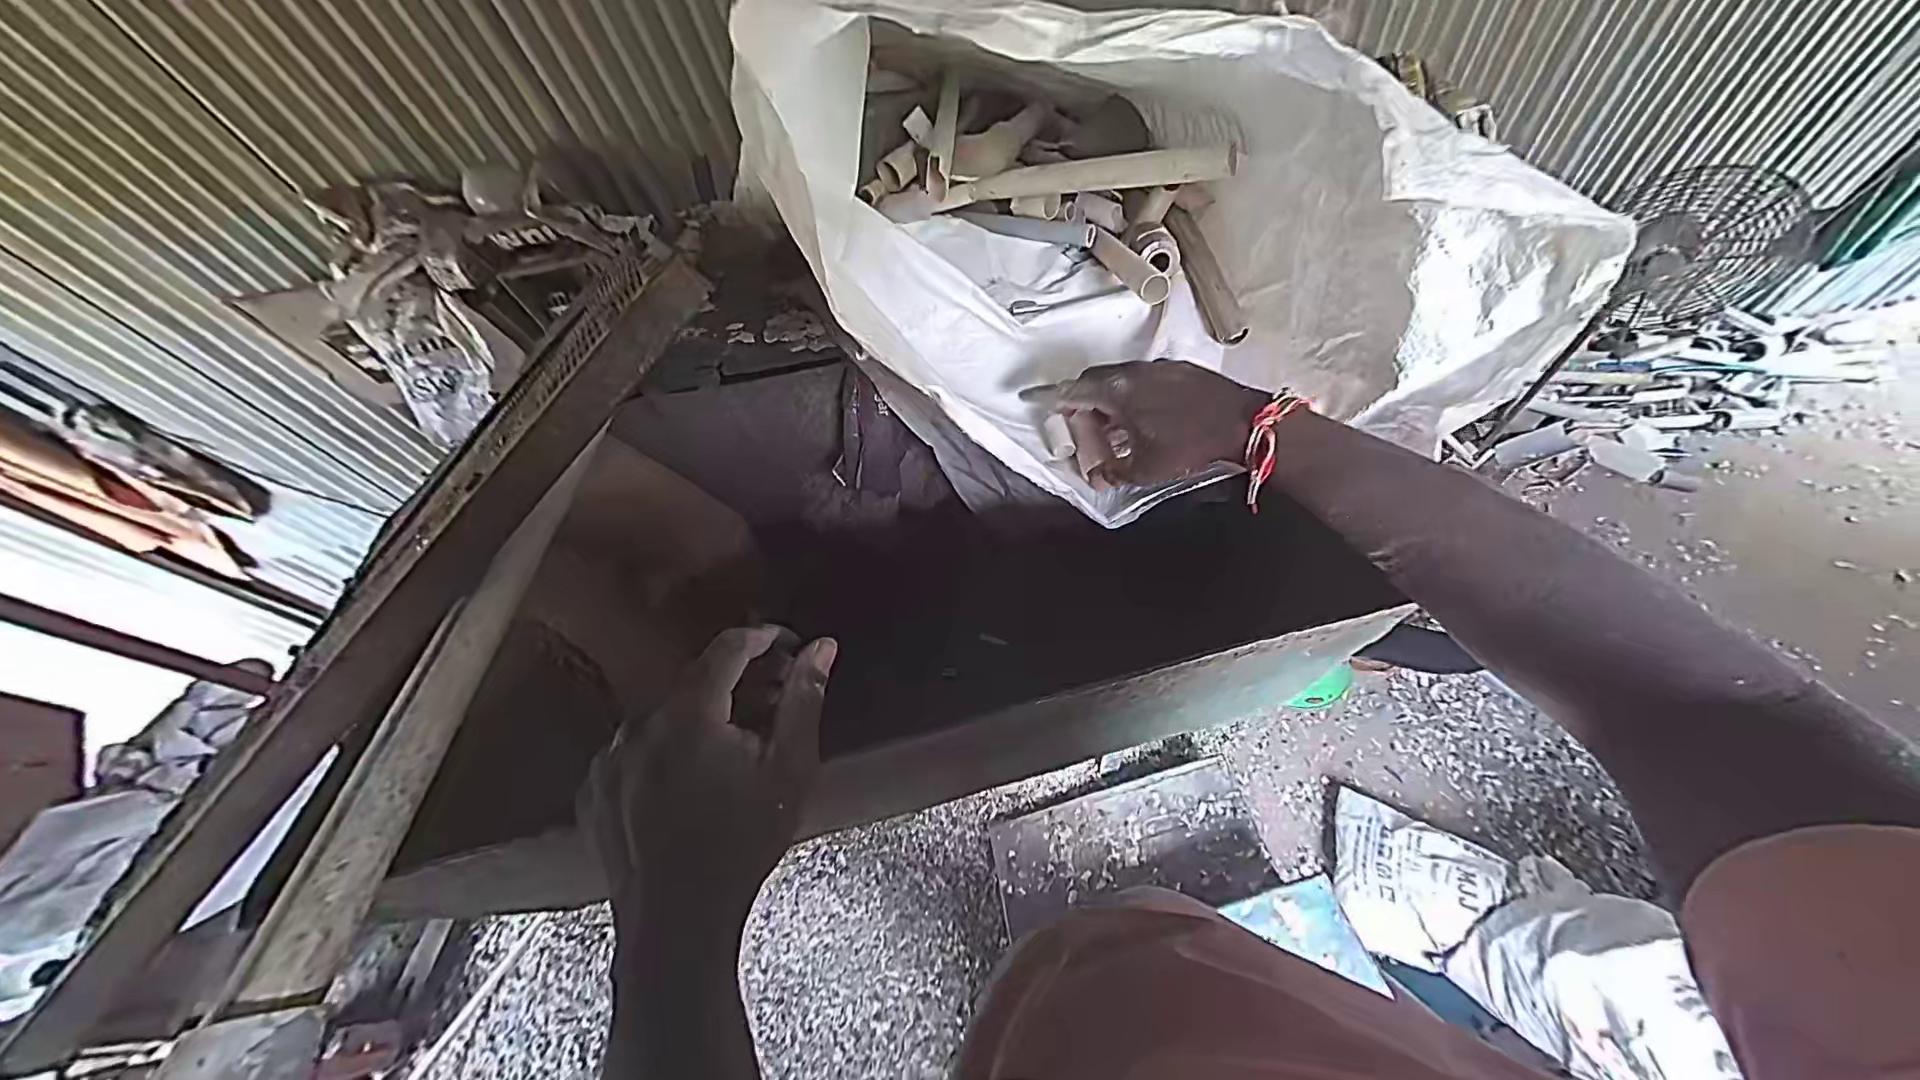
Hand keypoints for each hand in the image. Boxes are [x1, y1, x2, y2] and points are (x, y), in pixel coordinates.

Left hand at [581, 625, 836, 925]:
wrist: (677, 924)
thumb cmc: (744, 841)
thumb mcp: (790, 767)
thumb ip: (805, 697)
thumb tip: (822, 646)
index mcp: (688, 713)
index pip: (728, 648)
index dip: (764, 638)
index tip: (788, 645)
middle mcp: (639, 724)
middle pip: (696, 678)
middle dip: (740, 677)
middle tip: (774, 696)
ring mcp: (609, 757)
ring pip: (667, 710)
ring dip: (705, 710)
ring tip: (738, 739)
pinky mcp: (594, 788)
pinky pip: (639, 744)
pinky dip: (671, 741)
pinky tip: (695, 773)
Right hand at [1025, 360, 1268, 486]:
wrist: (1243, 423)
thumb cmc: (1190, 444)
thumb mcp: (1145, 468)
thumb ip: (1113, 472)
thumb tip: (1098, 477)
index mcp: (1116, 391)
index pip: (1072, 392)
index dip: (1051, 399)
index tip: (1035, 399)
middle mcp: (1133, 372)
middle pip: (1092, 382)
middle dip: (1081, 404)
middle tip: (1081, 428)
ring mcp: (1157, 367)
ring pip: (1119, 379)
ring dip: (1108, 401)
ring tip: (1113, 430)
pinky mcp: (1178, 370)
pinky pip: (1142, 379)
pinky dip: (1131, 396)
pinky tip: (1142, 419)